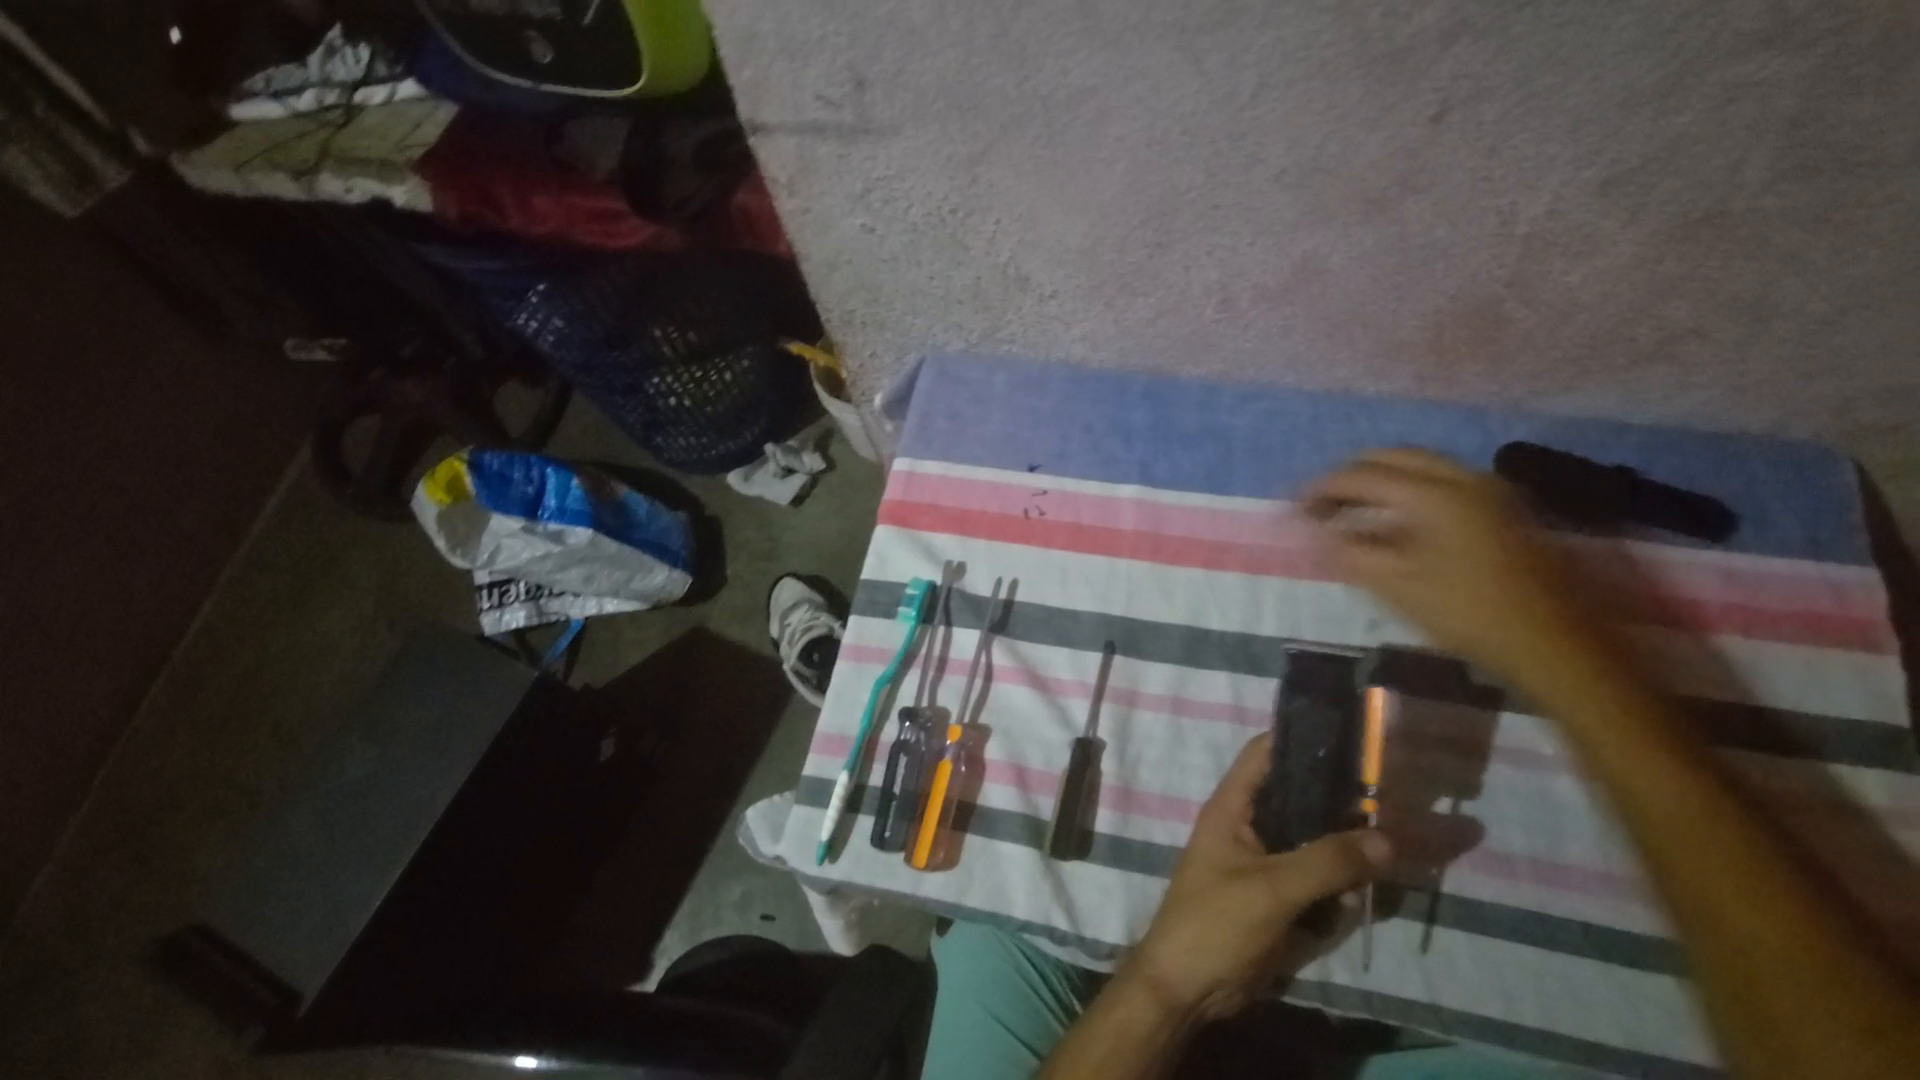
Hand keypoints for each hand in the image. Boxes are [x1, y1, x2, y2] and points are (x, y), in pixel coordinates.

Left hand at [1124, 734, 1390, 1021]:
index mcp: (1232, 807)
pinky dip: (1342, 881)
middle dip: (1343, 797)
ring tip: (1400, 837)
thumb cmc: (1215, 923)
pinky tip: (1375, 884)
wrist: (1188, 989)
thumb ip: (1328, 861)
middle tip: (1398, 793)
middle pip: (1300, 796)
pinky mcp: (1280, 896)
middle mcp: (1249, 826)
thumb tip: (1389, 839)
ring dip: (1349, 844)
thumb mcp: (1273, 889)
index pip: (1266, 753)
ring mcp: (1265, 862)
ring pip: (1315, 839)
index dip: (1304, 738)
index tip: (1355, 734)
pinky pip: (1318, 877)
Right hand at [1301, 448, 1600, 684]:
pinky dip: (1410, 492)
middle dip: (1351, 477)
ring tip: (1353, 514)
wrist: (1557, 644)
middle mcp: (1465, 477)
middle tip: (1322, 507)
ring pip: (1421, 467)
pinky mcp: (1504, 509)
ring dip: (1381, 482)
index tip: (1295, 510)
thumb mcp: (1396, 586)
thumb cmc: (1469, 615)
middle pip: (1393, 457)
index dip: (1322, 489)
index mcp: (1435, 492)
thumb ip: (1349, 552)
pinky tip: (1397, 524)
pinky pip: (1444, 482)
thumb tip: (1316, 530)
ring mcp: (1490, 490)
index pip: (1362, 475)